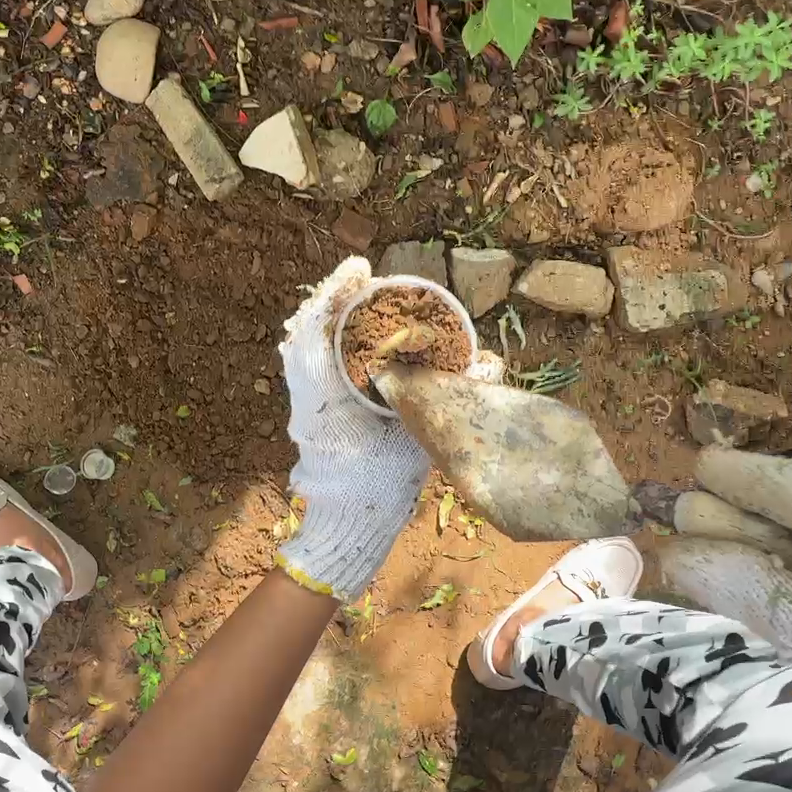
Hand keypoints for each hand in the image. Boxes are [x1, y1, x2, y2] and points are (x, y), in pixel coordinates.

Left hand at [275, 257, 430, 600]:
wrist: (348, 522)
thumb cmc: (379, 484)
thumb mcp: (417, 440)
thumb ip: (450, 400)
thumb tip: (491, 363)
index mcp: (324, 393)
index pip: (317, 329)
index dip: (336, 293)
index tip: (359, 269)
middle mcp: (304, 390)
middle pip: (306, 328)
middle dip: (333, 299)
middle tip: (362, 278)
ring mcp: (300, 399)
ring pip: (302, 343)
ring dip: (326, 316)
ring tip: (354, 296)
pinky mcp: (304, 408)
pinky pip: (305, 361)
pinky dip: (321, 339)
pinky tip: (345, 332)